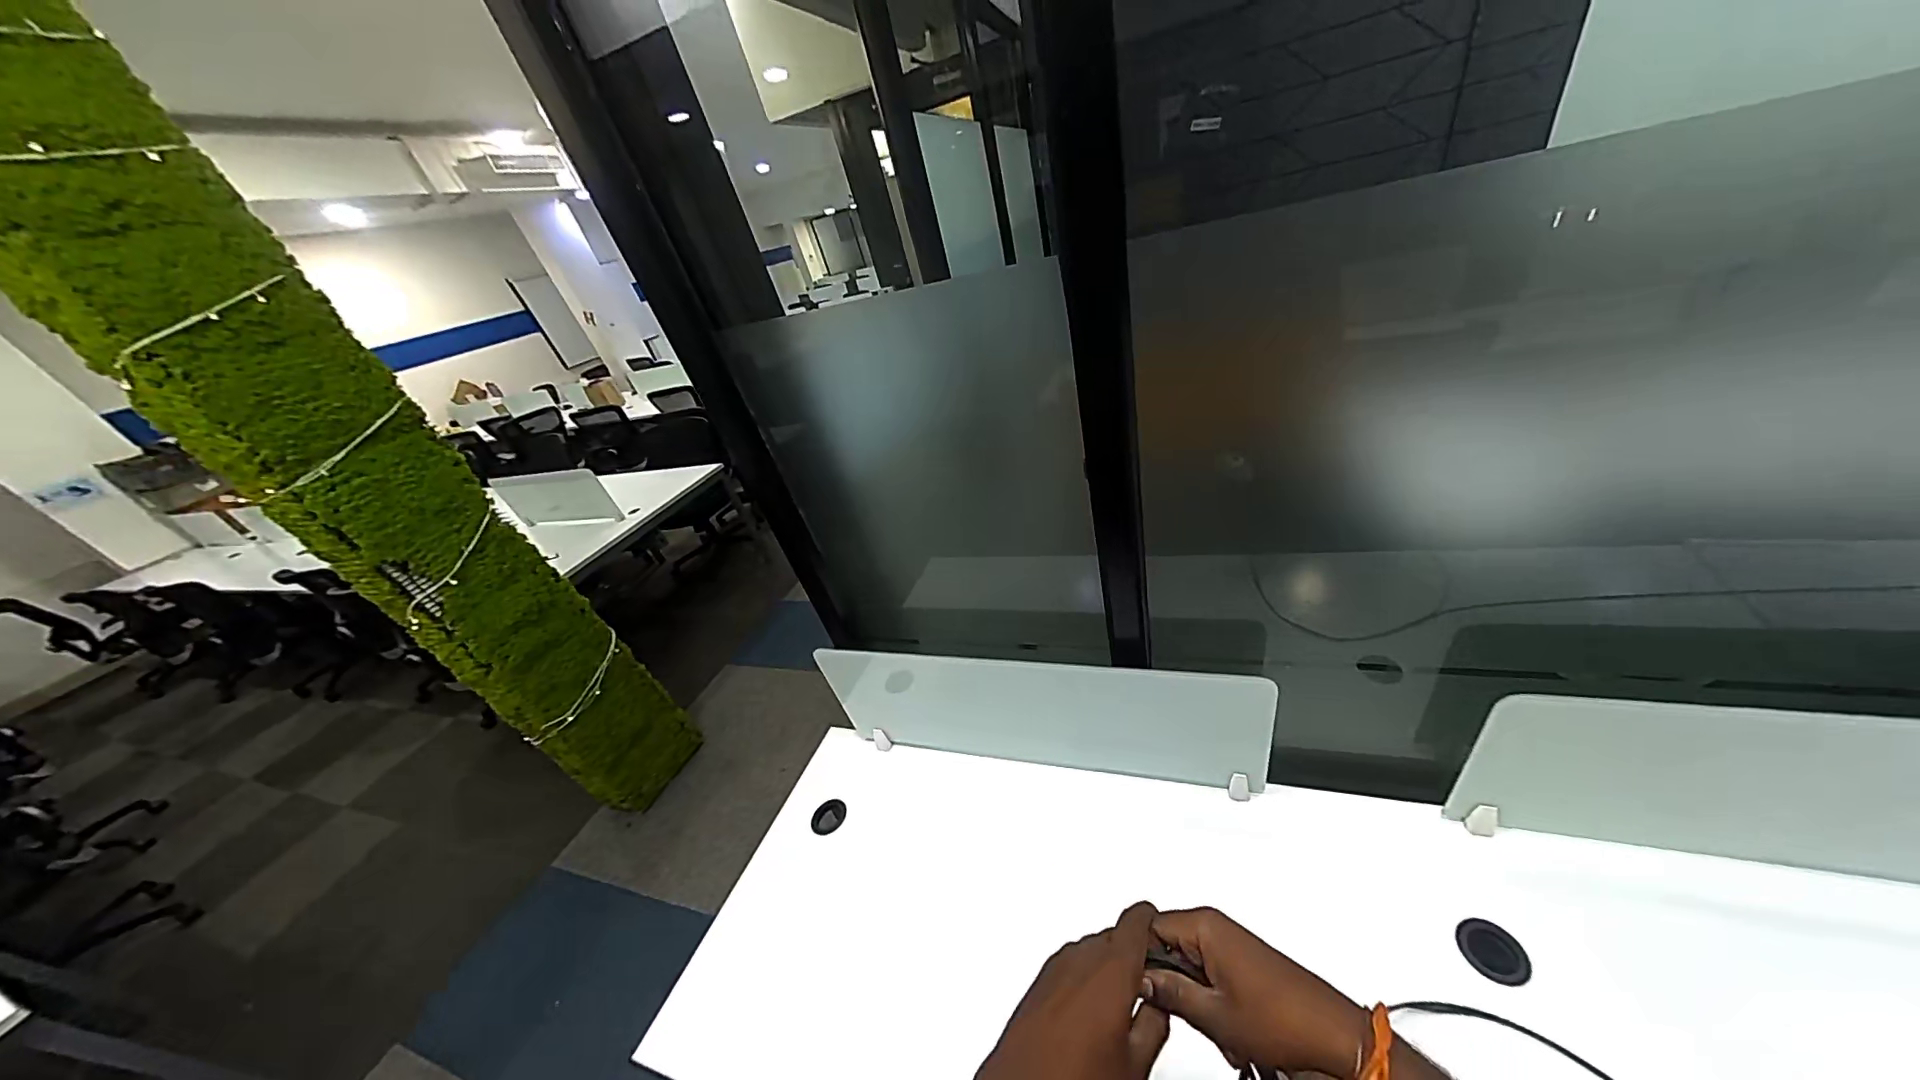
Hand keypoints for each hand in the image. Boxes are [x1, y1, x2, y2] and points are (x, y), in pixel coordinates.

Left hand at [974, 902, 1170, 1079]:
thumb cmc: (1072, 1079)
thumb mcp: (1135, 1063)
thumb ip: (1154, 1023)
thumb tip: (1159, 1006)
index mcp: (1111, 970)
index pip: (1136, 923)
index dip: (1150, 921)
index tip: (1158, 927)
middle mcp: (1080, 959)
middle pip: (1114, 936)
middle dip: (1131, 952)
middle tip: (1147, 977)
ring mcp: (1055, 968)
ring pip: (1090, 950)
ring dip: (1105, 964)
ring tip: (1119, 1001)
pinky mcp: (1038, 982)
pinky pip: (1069, 965)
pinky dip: (1083, 975)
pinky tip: (1089, 1011)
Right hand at [1143, 907, 1367, 1076]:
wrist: (1337, 1040)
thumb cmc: (1290, 1021)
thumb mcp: (1213, 1015)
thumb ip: (1168, 992)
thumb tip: (1141, 980)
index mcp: (1205, 925)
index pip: (1148, 927)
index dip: (1139, 958)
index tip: (1138, 985)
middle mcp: (1217, 927)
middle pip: (1167, 948)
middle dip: (1171, 984)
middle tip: (1182, 1012)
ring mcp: (1231, 945)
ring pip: (1189, 968)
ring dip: (1194, 1001)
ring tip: (1216, 1028)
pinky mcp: (1243, 964)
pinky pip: (1210, 978)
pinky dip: (1214, 1004)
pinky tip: (1230, 1032)